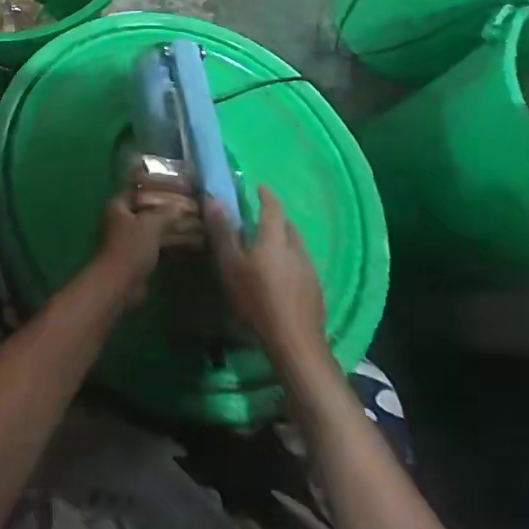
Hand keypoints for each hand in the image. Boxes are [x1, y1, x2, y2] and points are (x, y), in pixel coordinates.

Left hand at [94, 193, 181, 301]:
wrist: (119, 282)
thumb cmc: (131, 247)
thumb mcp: (150, 224)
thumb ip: (165, 212)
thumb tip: (180, 205)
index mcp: (118, 205)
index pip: (138, 188)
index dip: (157, 185)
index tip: (178, 185)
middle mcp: (120, 218)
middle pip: (146, 207)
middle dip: (167, 207)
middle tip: (190, 205)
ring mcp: (128, 237)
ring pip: (152, 226)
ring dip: (170, 225)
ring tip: (193, 222)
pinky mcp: (136, 254)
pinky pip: (155, 242)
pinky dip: (169, 241)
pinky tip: (187, 241)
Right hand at [206, 191, 326, 363]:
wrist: (295, 341)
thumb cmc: (256, 298)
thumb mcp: (231, 264)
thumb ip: (223, 232)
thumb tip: (214, 199)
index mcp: (274, 238)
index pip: (273, 207)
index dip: (266, 195)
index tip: (259, 187)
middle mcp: (296, 248)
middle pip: (288, 225)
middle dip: (275, 217)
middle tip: (258, 218)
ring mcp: (309, 269)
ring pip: (295, 245)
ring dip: (283, 239)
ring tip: (266, 246)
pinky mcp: (315, 288)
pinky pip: (300, 263)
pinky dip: (289, 259)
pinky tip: (279, 274)